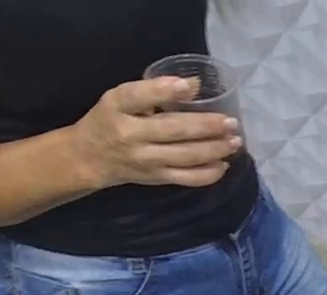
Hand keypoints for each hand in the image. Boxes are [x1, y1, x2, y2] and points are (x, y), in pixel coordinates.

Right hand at [69, 77, 242, 189]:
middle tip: (231, 122)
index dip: (162, 90)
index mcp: (116, 107)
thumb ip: (154, 92)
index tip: (188, 85)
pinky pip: (190, 178)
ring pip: (187, 156)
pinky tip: (225, 164)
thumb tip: (195, 84)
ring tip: (234, 141)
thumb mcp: (121, 101)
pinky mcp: (159, 178)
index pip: (136, 96)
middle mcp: (131, 134)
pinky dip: (210, 173)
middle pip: (174, 130)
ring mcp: (147, 160)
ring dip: (215, 149)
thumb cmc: (111, 122)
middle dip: (207, 126)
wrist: (92, 158)